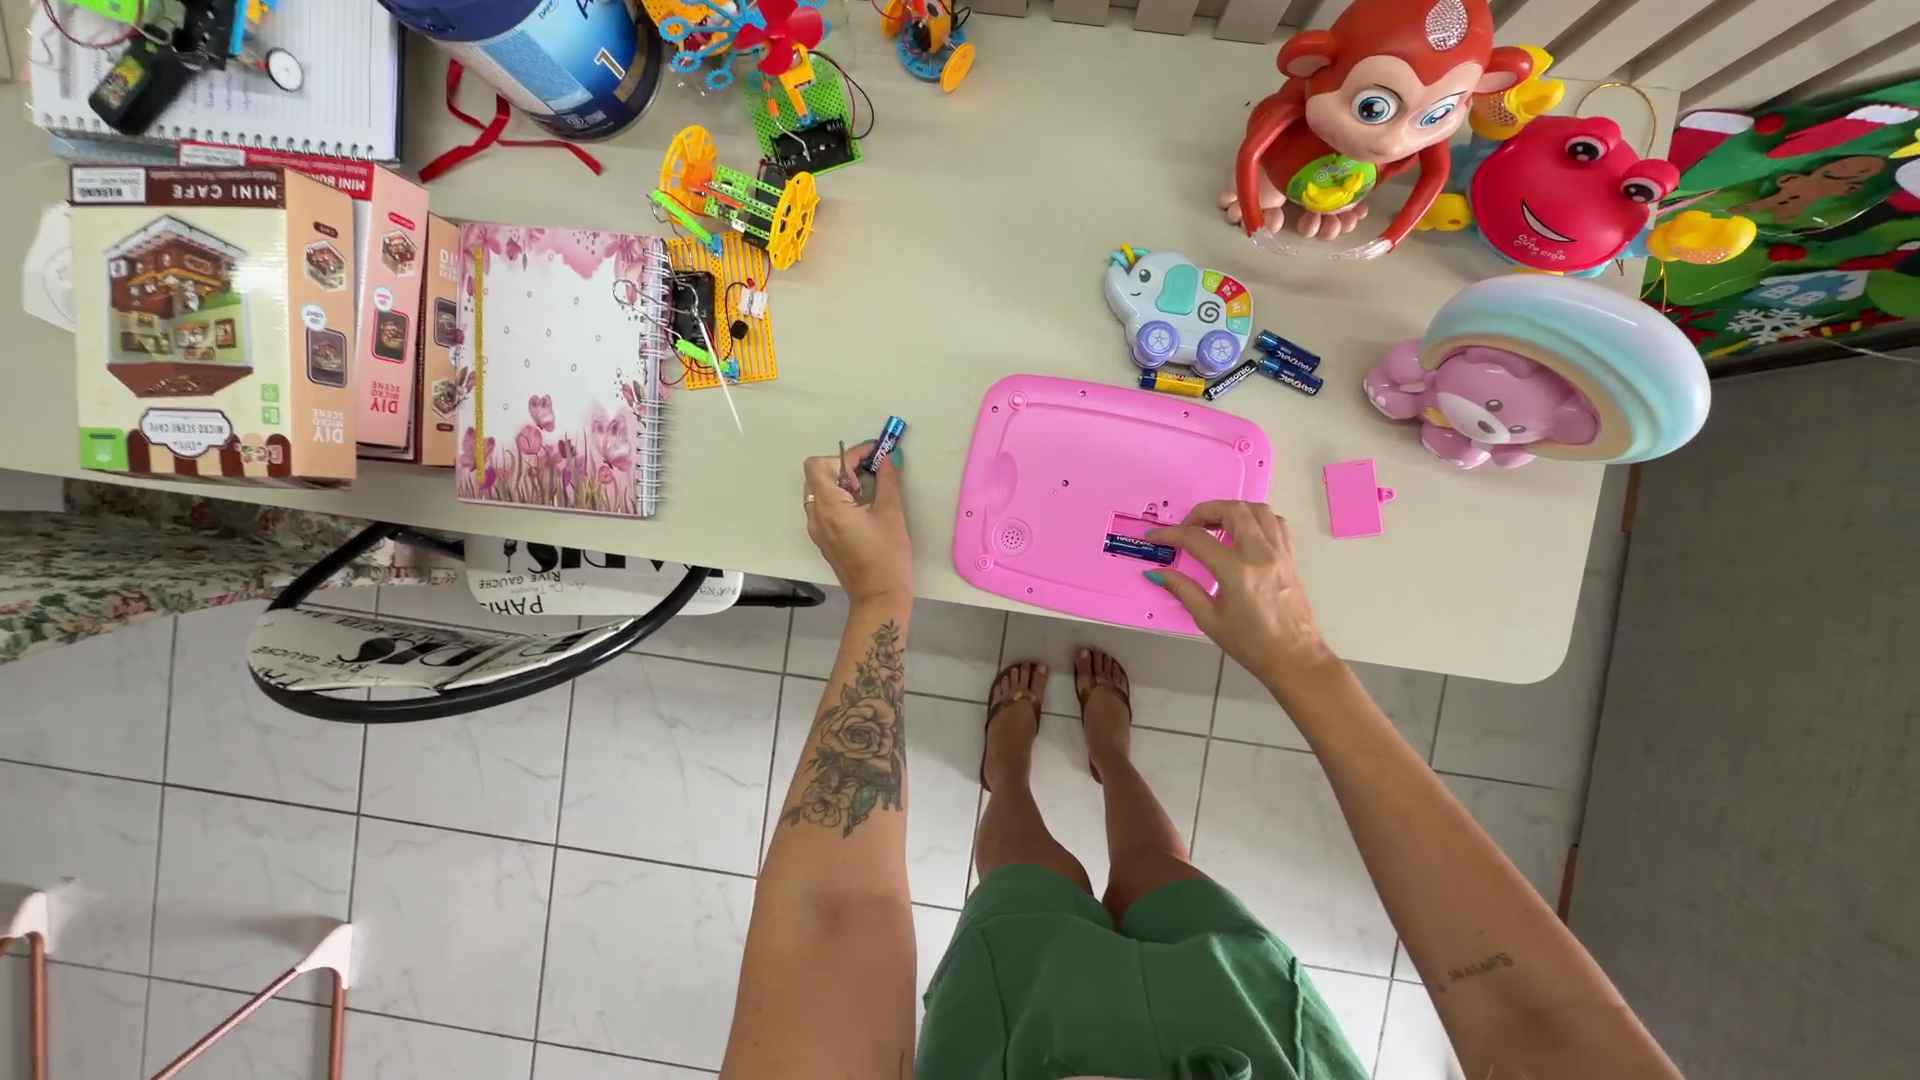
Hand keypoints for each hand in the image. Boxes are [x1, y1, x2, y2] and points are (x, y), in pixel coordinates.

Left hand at [802, 442, 911, 605]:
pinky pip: (823, 509)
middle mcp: (816, 517)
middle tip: (868, 476)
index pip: (819, 465)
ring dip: (839, 484)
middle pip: (816, 476)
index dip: (845, 455)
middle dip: (842, 468)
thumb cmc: (887, 556)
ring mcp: (817, 530)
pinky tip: (861, 510)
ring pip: (818, 492)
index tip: (870, 456)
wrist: (879, 596)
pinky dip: (838, 499)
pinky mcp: (823, 539)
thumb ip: (888, 480)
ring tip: (866, 493)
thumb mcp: (891, 513)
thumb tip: (889, 457)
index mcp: (829, 508)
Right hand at [1144, 501, 1333, 688]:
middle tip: (1188, 527)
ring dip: (1231, 510)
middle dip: (1203, 511)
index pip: (1197, 539)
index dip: (1171, 534)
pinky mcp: (1290, 556)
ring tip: (1215, 525)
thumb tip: (1156, 573)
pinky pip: (1275, 522)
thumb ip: (1183, 590)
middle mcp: (1260, 554)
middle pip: (1231, 510)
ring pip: (1256, 509)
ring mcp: (1279, 552)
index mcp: (1237, 572)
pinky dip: (1256, 518)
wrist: (1295, 658)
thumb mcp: (1210, 620)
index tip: (1155, 537)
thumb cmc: (1251, 644)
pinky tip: (1243, 533)